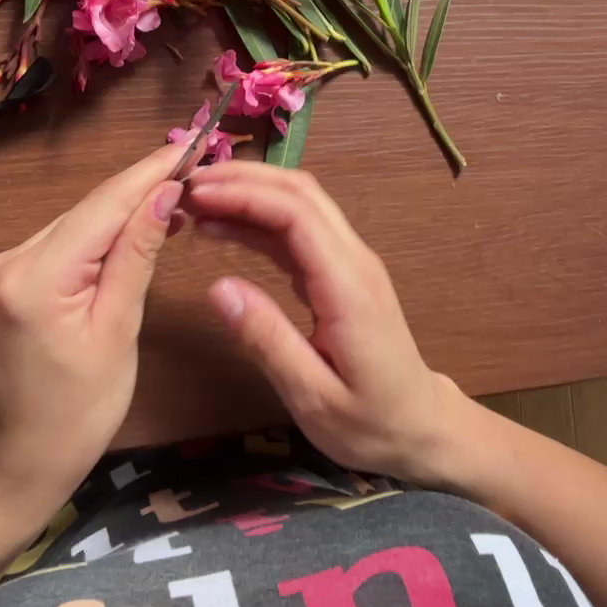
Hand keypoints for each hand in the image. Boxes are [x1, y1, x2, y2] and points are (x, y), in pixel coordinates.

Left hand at [0, 144, 184, 509]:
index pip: (104, 205)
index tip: (195, 143)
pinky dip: (100, 235)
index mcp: (34, 277)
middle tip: (199, 170)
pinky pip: (62, 244)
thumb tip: (166, 192)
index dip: (152, 171)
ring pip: (77, 223)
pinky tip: (135, 230)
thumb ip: (137, 255)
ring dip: (125, 211)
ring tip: (179, 198)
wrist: (13, 466)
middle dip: (143, 188)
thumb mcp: (118, 332)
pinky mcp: (2, 279)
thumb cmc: (78, 415)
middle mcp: (6, 259)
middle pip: (89, 210)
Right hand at [185, 162, 474, 484]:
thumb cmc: (369, 421)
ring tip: (194, 202)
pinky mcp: (339, 272)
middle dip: (243, 179)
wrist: (419, 427)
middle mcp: (353, 260)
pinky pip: (298, 231)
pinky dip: (258, 221)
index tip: (197, 195)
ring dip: (249, 194)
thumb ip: (266, 340)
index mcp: (348, 285)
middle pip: (301, 193)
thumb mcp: (312, 396)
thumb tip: (217, 287)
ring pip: (300, 204)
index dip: (245, 195)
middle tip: (187, 185)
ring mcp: (349, 262)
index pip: (297, 214)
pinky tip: (222, 229)